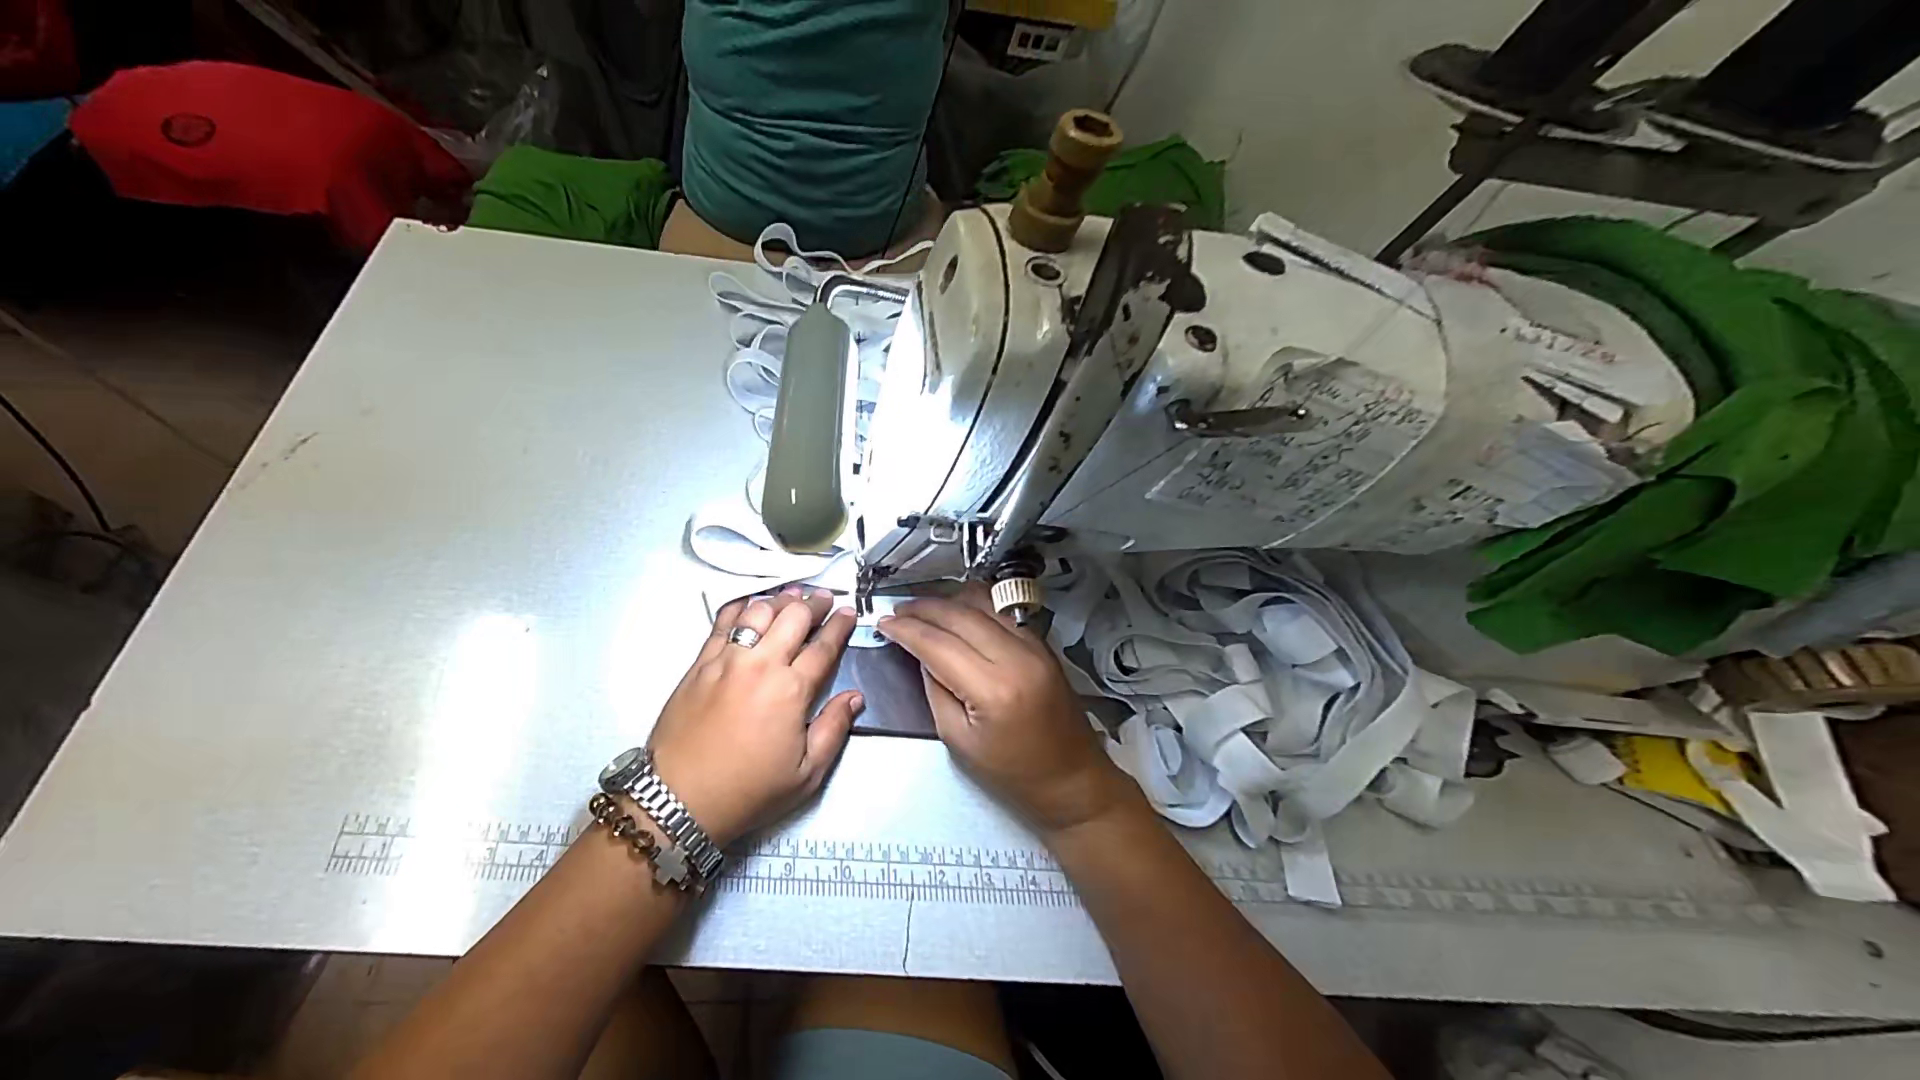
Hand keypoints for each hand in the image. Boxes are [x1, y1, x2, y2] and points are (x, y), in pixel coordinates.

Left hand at [646, 588, 862, 846]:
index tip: (849, 613)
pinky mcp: (699, 664)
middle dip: (814, 603)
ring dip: (780, 600)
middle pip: (793, 617)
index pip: (824, 646)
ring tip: (793, 597)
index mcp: (791, 691)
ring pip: (758, 612)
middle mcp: (761, 665)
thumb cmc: (748, 791)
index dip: (840, 625)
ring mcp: (727, 660)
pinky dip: (740, 607)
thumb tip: (855, 697)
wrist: (677, 800)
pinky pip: (721, 622)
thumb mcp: (806, 774)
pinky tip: (751, 604)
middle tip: (825, 599)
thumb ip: (834, 729)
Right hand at [879, 586, 1135, 834]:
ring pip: (983, 604)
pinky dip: (974, 607)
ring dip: (948, 601)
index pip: (938, 644)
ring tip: (922, 609)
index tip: (883, 623)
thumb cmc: (1013, 772)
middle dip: (923, 609)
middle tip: (897, 612)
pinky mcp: (1042, 644)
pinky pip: (1002, 613)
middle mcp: (1017, 657)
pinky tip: (957, 613)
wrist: (1071, 778)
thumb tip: (921, 654)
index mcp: (993, 689)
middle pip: (959, 615)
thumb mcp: (958, 740)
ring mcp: (1034, 646)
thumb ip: (935, 691)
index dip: (906, 630)